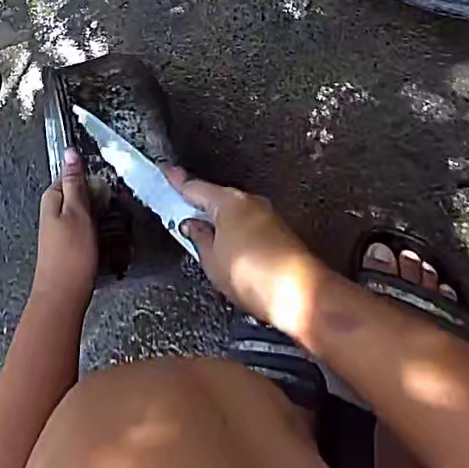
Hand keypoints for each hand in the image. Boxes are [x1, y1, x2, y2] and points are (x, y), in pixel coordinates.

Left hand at [31, 149, 97, 303]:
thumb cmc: (71, 254)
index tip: (108, 186)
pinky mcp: (68, 244)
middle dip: (98, 199)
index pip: (73, 174)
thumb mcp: (77, 210)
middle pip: (81, 194)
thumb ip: (74, 181)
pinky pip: (87, 229)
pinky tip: (105, 241)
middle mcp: (52, 211)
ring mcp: (60, 228)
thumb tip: (70, 151)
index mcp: (52, 197)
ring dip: (100, 217)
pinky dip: (97, 232)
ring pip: (86, 212)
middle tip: (112, 208)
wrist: (63, 296)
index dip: (93, 178)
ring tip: (110, 227)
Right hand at [166, 167, 330, 333]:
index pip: (195, 186)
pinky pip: (248, 228)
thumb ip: (198, 239)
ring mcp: (267, 216)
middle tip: (182, 219)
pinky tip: (232, 256)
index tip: (168, 172)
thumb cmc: (257, 275)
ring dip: (220, 226)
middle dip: (199, 209)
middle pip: (216, 199)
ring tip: (208, 249)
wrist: (301, 296)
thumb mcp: (212, 260)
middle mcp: (249, 202)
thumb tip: (192, 227)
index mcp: (228, 202)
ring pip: (234, 215)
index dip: (177, 180)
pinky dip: (236, 236)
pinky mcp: (279, 234)